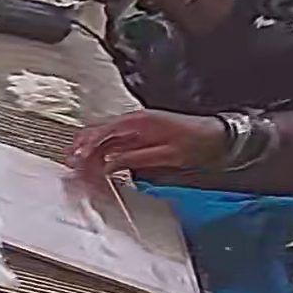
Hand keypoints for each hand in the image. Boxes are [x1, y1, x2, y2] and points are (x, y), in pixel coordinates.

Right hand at [67, 110, 227, 175]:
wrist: (219, 138)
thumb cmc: (197, 143)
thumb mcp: (167, 154)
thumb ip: (135, 159)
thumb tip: (107, 166)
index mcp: (139, 122)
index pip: (103, 131)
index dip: (86, 146)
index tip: (76, 159)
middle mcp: (132, 123)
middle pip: (96, 134)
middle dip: (81, 150)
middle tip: (73, 167)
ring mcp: (133, 130)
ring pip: (101, 140)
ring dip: (89, 155)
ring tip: (80, 170)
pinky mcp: (136, 138)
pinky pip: (111, 146)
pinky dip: (100, 156)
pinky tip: (96, 168)